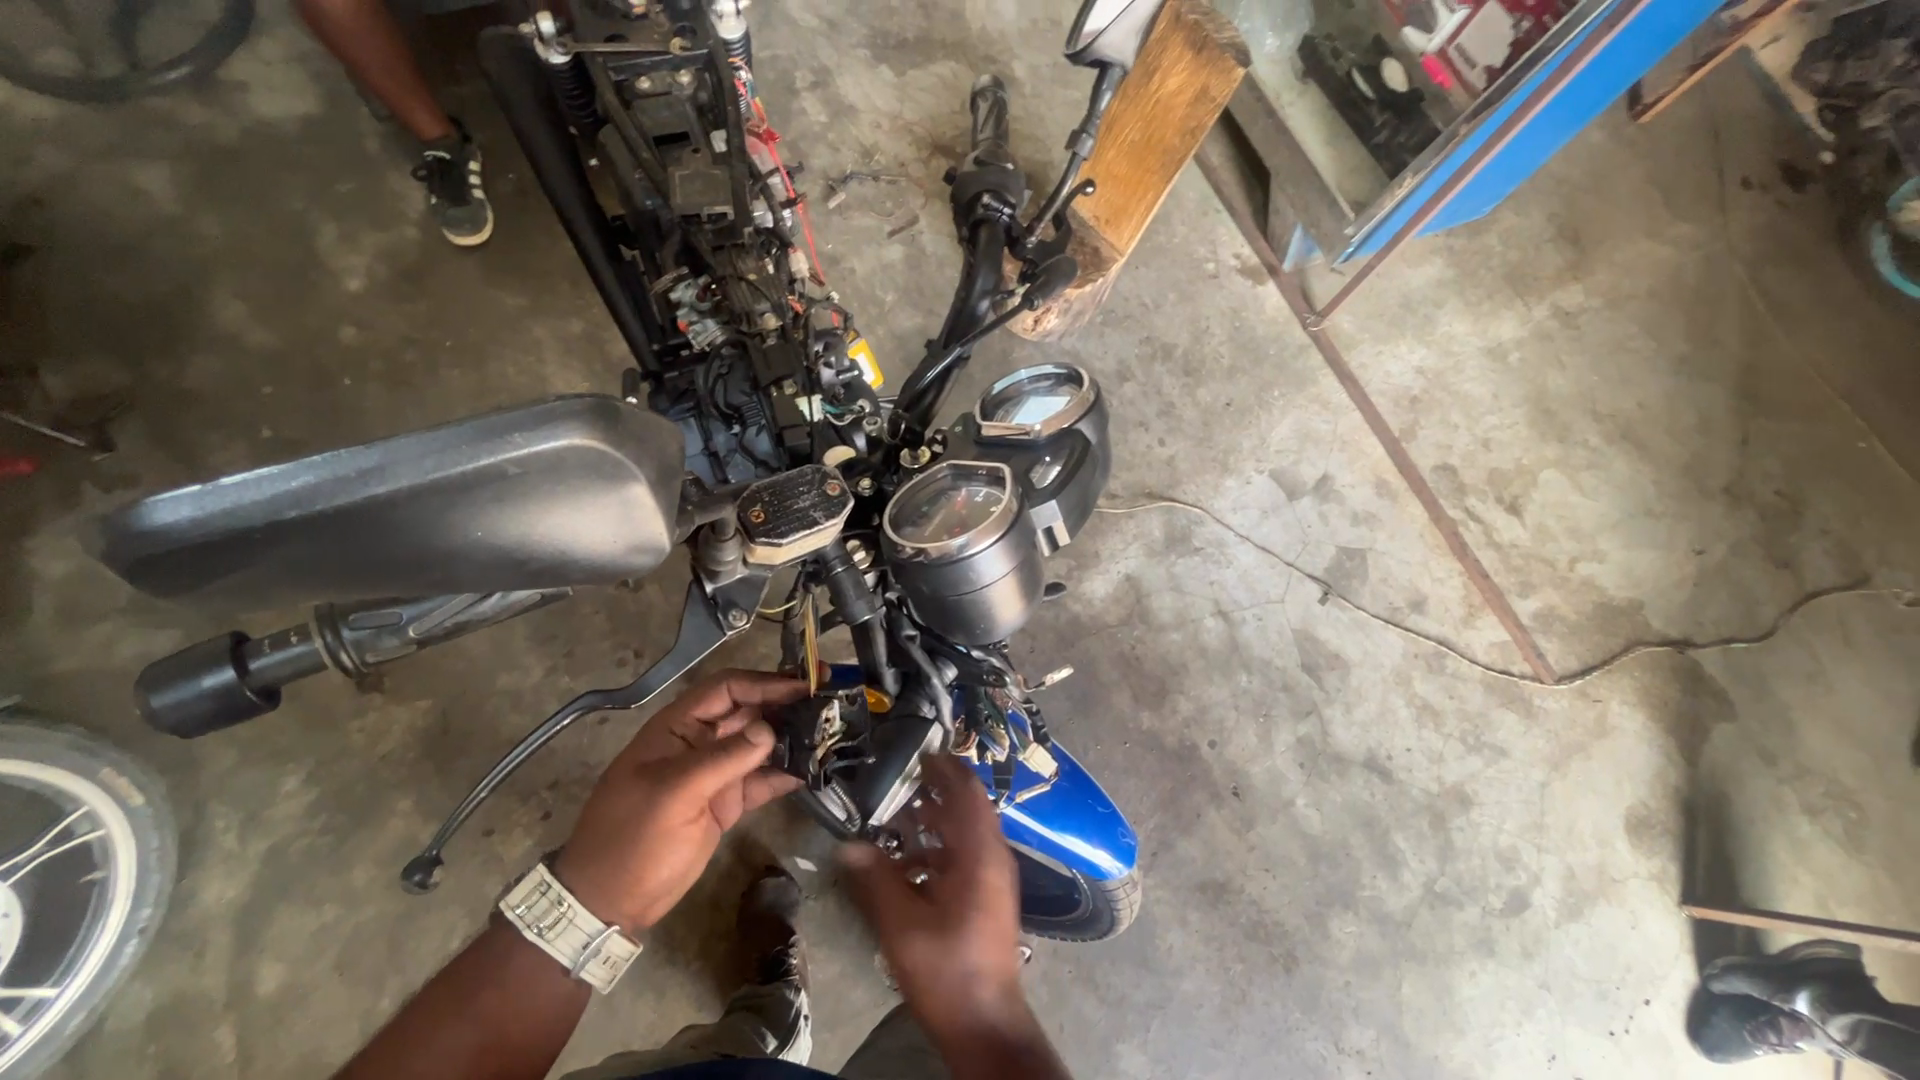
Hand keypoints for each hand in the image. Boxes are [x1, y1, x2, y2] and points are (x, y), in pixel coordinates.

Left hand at [553, 669, 807, 932]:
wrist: (609, 902)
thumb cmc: (630, 839)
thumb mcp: (672, 795)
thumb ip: (722, 760)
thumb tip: (770, 730)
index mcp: (677, 728)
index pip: (727, 689)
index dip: (765, 683)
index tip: (804, 686)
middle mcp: (699, 743)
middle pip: (749, 712)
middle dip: (786, 706)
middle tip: (830, 703)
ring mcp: (714, 774)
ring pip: (760, 745)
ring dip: (792, 738)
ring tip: (832, 733)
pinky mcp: (726, 803)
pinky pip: (762, 779)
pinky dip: (787, 774)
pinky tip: (815, 770)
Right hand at [840, 754, 1027, 1046]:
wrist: (985, 1023)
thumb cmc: (947, 968)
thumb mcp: (903, 923)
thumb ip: (876, 878)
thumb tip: (849, 844)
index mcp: (980, 854)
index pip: (968, 793)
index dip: (946, 768)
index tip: (919, 750)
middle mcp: (993, 859)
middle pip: (967, 809)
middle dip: (935, 791)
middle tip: (898, 777)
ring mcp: (994, 880)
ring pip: (965, 835)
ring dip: (934, 822)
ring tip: (896, 816)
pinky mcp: (988, 899)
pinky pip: (964, 858)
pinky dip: (938, 850)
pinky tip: (907, 862)